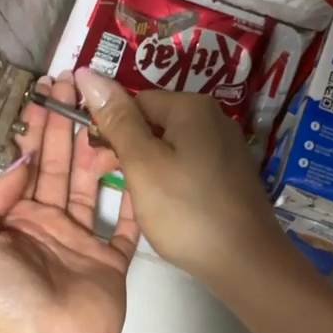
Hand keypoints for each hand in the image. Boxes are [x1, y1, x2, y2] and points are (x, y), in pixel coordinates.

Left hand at [0, 75, 139, 332]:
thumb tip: (17, 163)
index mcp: (14, 219)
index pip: (28, 165)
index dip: (37, 131)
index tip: (48, 94)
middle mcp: (49, 224)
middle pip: (62, 167)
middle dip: (68, 127)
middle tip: (78, 88)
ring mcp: (83, 241)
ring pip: (94, 186)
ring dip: (99, 150)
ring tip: (108, 113)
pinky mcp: (112, 260)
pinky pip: (127, 223)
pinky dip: (135, 197)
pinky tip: (140, 163)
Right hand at [73, 69, 291, 291]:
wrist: (246, 260)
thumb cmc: (186, 211)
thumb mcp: (142, 164)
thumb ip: (116, 120)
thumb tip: (86, 72)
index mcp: (192, 106)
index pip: (135, 102)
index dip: (110, 129)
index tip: (97, 162)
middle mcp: (215, 118)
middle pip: (155, 123)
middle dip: (129, 149)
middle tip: (115, 184)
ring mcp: (228, 147)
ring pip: (173, 147)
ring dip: (150, 168)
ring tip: (142, 201)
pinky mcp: (233, 175)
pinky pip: (191, 166)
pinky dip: (173, 181)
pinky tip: (169, 207)